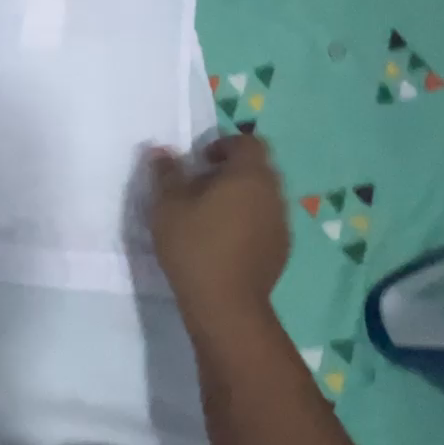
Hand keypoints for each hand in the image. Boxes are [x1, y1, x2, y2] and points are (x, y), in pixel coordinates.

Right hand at [147, 136, 290, 322]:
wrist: (225, 301)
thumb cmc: (193, 245)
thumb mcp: (167, 206)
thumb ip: (166, 174)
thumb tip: (162, 150)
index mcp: (248, 176)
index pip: (248, 143)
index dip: (224, 144)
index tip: (200, 159)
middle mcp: (272, 193)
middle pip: (257, 169)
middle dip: (230, 171)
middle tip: (198, 185)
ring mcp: (281, 222)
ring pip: (262, 196)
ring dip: (239, 197)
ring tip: (207, 215)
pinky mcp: (281, 248)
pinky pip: (264, 221)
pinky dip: (246, 220)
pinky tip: (222, 241)